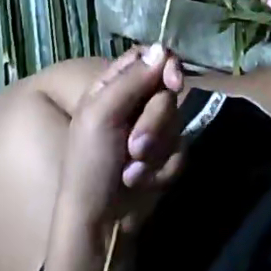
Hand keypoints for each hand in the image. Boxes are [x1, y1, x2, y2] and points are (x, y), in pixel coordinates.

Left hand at [56, 45, 185, 235]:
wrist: (100, 223)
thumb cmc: (89, 164)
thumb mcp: (101, 116)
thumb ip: (131, 80)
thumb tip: (162, 47)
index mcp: (112, 86)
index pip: (148, 57)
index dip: (165, 64)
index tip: (173, 82)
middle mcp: (134, 103)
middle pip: (166, 92)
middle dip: (154, 123)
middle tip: (134, 147)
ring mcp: (151, 130)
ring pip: (176, 122)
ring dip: (156, 151)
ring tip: (132, 170)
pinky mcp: (165, 156)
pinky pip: (181, 151)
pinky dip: (162, 169)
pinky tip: (142, 182)